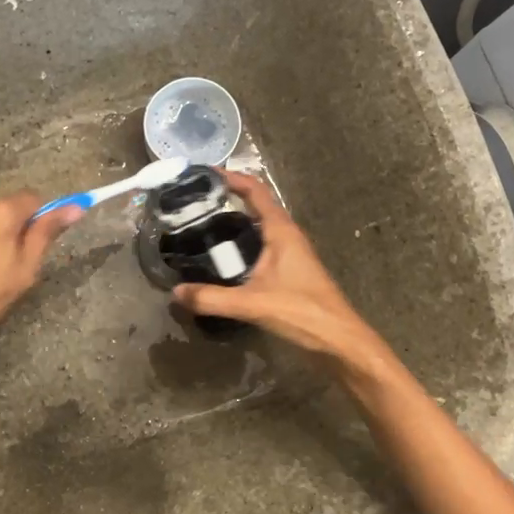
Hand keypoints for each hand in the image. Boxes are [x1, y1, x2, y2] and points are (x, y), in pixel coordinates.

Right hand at [172, 172, 379, 360]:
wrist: (337, 339)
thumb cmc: (301, 312)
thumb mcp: (251, 304)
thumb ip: (211, 298)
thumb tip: (175, 293)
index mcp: (281, 231)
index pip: (255, 190)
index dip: (231, 177)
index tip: (203, 174)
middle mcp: (286, 235)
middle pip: (255, 205)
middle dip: (226, 198)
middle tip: (193, 202)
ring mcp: (289, 252)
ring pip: (257, 227)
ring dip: (233, 222)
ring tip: (200, 226)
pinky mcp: (288, 270)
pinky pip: (259, 246)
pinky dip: (240, 244)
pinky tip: (221, 260)